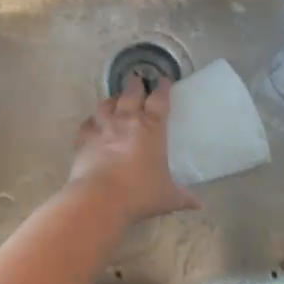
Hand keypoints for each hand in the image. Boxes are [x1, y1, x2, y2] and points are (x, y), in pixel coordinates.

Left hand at [69, 77, 199, 222]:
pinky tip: (91, 125)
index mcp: (152, 129)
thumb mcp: (168, 197)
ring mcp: (103, 129)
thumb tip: (198, 204)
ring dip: (112, 100)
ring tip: (114, 100)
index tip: (165, 81)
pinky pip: (87, 125)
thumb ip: (183, 197)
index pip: (160, 101)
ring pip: (106, 105)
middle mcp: (127, 122)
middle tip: (137, 79)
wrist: (101, 198)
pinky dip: (91, 122)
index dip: (163, 89)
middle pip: (131, 94)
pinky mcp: (84, 140)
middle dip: (135, 85)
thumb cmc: (140, 194)